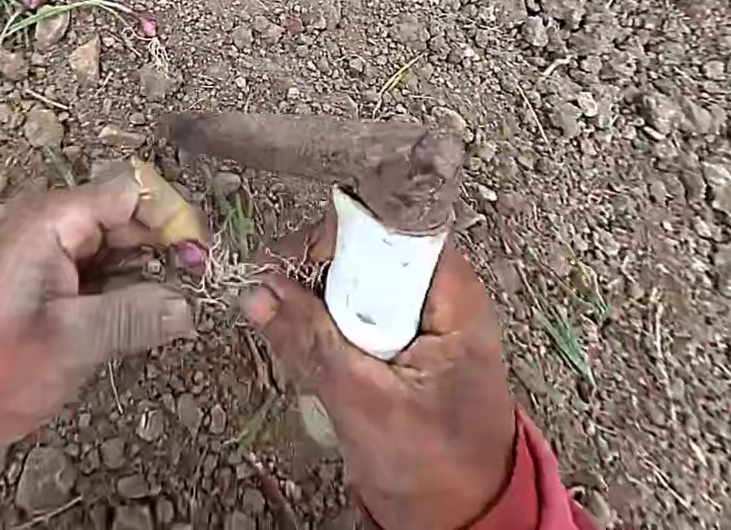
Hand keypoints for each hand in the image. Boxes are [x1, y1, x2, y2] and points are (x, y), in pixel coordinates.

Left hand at [0, 177, 194, 479]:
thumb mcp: (66, 346)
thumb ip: (136, 315)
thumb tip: (191, 305)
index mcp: (54, 220)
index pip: (136, 190)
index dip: (176, 216)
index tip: (200, 260)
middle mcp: (53, 224)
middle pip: (132, 212)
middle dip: (169, 243)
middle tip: (196, 286)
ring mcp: (47, 251)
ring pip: (119, 241)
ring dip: (151, 267)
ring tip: (174, 304)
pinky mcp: (43, 280)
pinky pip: (99, 267)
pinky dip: (126, 285)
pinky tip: (142, 313)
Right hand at [240, 219, 517, 528]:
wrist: (468, 517)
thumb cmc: (435, 468)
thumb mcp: (365, 405)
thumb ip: (312, 344)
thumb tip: (262, 292)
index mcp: (453, 292)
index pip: (390, 229)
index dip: (337, 238)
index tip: (291, 265)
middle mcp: (444, 288)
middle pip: (372, 250)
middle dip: (325, 277)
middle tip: (287, 306)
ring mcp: (430, 309)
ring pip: (363, 279)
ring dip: (327, 304)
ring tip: (303, 339)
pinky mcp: (414, 331)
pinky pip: (367, 307)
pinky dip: (338, 324)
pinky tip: (322, 352)